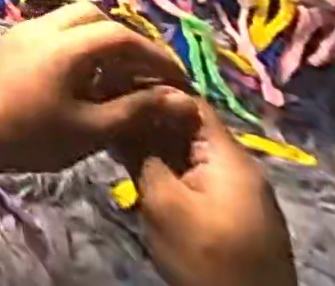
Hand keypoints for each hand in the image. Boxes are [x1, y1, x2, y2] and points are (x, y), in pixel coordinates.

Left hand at [0, 2, 191, 172]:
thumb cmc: (29, 133)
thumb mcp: (89, 129)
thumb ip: (135, 110)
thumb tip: (178, 99)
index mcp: (64, 45)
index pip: (120, 33)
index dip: (154, 54)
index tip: (176, 80)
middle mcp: (42, 26)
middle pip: (93, 14)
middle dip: (126, 38)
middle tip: (146, 72)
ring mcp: (23, 29)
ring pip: (70, 18)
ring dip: (99, 38)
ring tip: (119, 75)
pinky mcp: (12, 39)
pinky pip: (53, 28)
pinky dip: (77, 42)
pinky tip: (86, 75)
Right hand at [118, 99, 295, 285]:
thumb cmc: (205, 256)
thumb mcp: (164, 201)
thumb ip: (141, 150)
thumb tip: (119, 113)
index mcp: (229, 157)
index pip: (187, 98)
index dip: (146, 83)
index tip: (107, 77)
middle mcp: (234, 166)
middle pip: (184, 121)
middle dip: (142, 109)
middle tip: (100, 100)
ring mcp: (230, 189)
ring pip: (182, 145)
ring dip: (146, 134)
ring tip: (106, 124)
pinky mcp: (223, 208)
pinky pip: (186, 168)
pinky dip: (158, 157)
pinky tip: (126, 155)